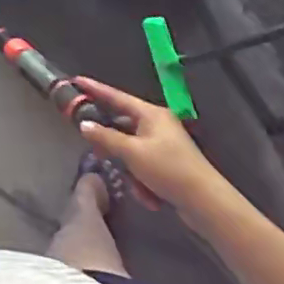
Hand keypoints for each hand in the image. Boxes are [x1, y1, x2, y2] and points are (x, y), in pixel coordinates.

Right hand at [74, 76, 225, 209]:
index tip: (76, 80)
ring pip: (130, 150)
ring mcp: (163, 144)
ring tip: (138, 187)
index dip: (95, 89)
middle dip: (112, 146)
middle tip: (98, 154)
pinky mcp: (167, 163)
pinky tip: (150, 196)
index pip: (115, 96)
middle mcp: (157, 124)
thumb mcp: (132, 153)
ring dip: (130, 170)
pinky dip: (142, 180)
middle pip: (121, 126)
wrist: (207, 203)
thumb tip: (84, 125)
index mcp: (150, 114)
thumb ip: (105, 138)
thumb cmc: (169, 169)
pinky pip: (142, 165)